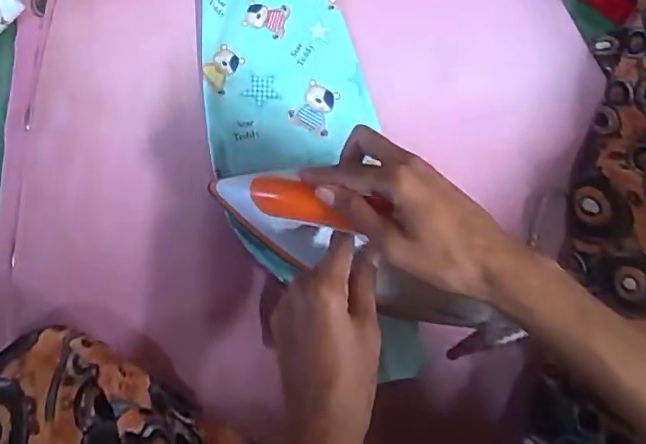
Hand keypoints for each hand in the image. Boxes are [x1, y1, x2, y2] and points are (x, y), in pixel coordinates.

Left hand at [270, 236, 379, 443]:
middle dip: (339, 265)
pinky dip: (310, 298)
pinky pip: (297, 295)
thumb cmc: (354, 376)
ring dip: (324, 283)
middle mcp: (297, 282)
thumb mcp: (369, 330)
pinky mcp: (276, 314)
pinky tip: (324, 317)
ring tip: (344, 300)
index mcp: (323, 285)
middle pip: (322, 263)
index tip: (363, 228)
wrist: (319, 418)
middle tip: (360, 272)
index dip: (351, 236)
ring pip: (309, 279)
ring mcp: (282, 297)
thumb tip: (368, 251)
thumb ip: (365, 286)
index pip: (337, 245)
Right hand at [300, 126, 531, 304]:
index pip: (347, 172)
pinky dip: (379, 173)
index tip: (300, 176)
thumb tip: (325, 189)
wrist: (500, 266)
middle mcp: (407, 162)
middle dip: (344, 158)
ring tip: (361, 202)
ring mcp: (422, 167)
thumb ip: (357, 213)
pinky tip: (384, 204)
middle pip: (363, 140)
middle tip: (340, 189)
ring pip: (379, 150)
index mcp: (396, 177)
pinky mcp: (431, 176)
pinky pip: (393, 162)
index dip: (321, 175)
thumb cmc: (445, 260)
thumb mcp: (394, 246)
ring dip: (362, 166)